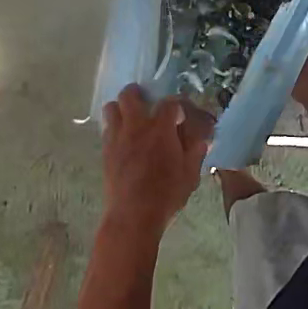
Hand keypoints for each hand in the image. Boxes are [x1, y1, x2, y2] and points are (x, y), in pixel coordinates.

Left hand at [99, 85, 210, 236]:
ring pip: (112, 108)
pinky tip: (123, 139)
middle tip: (146, 101)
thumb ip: (195, 152)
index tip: (179, 113)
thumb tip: (201, 140)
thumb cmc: (166, 195)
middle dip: (138, 93)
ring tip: (130, 117)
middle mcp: (136, 126)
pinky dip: (114, 127)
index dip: (176, 105)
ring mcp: (117, 137)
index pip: (169, 103)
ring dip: (121, 108)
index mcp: (161, 129)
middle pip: (130, 95)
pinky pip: (107, 129)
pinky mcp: (105, 151)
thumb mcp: (190, 174)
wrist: (132, 215)